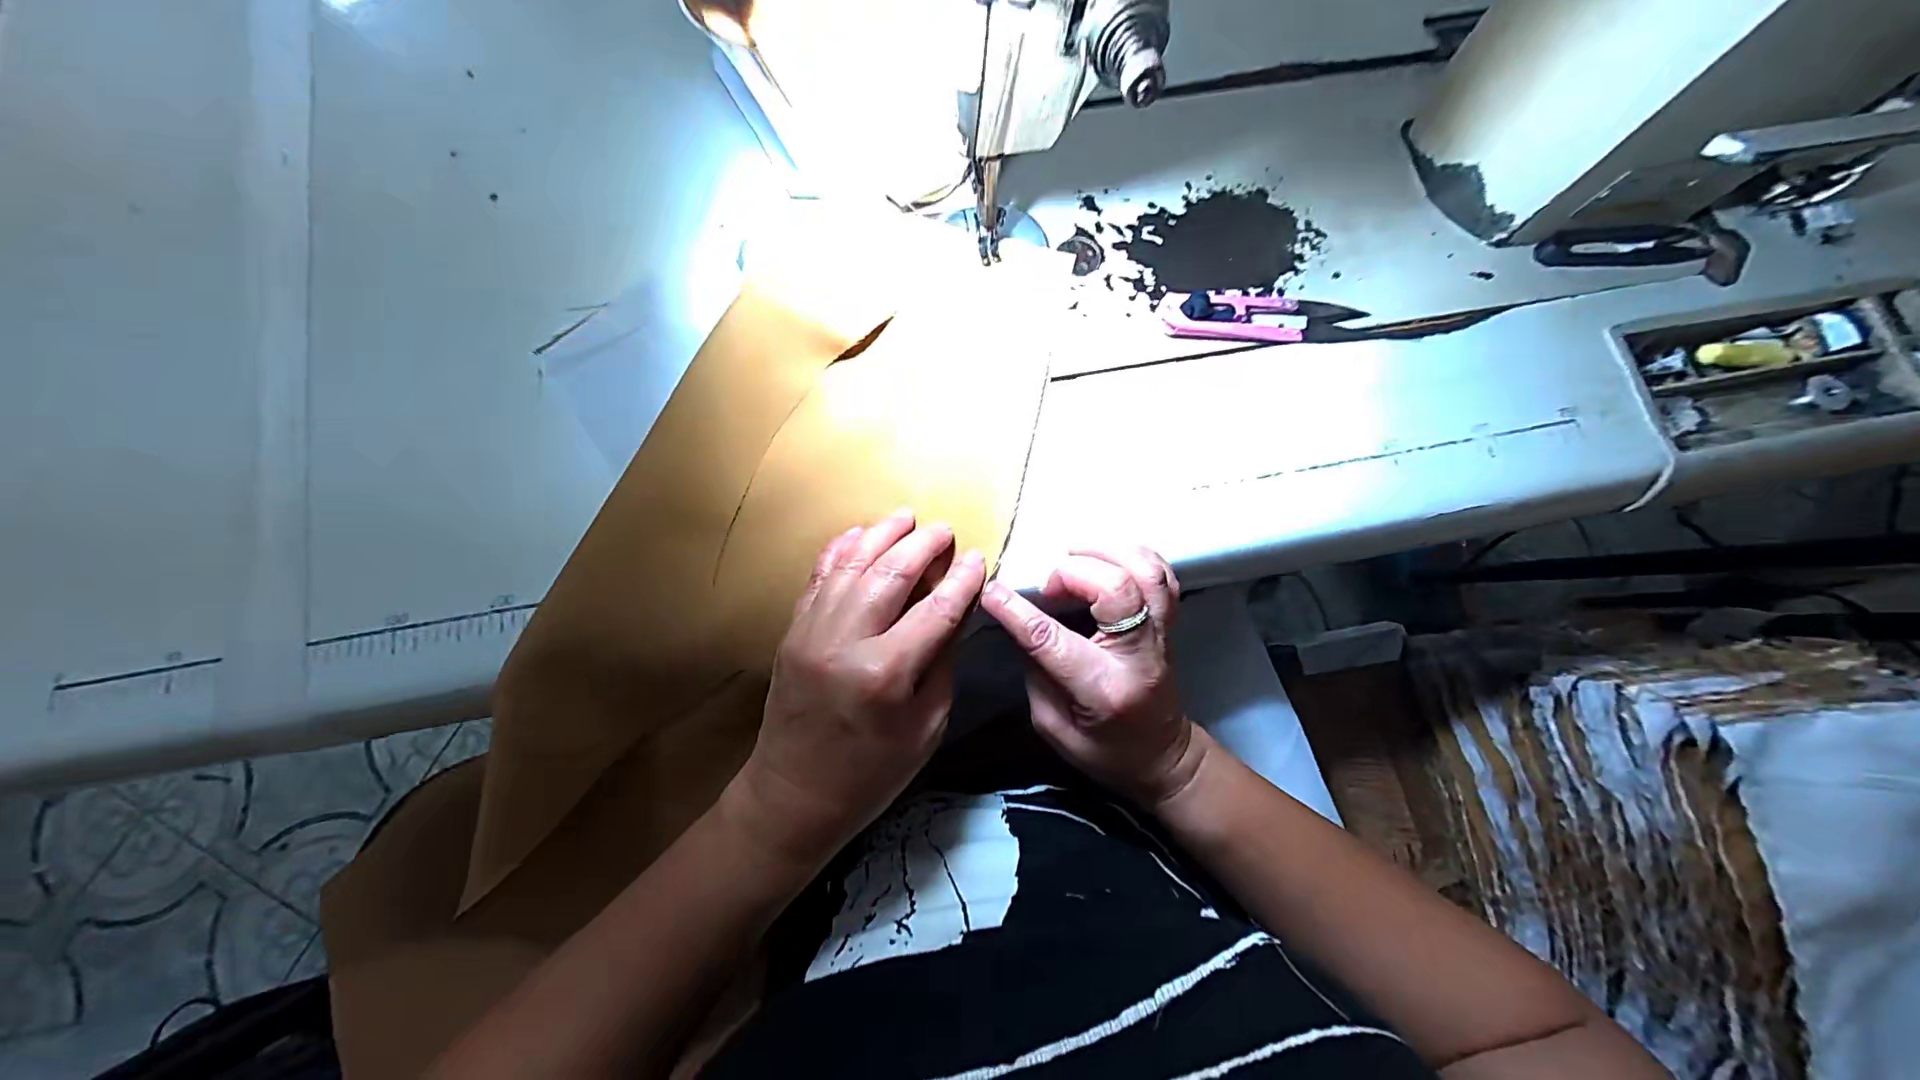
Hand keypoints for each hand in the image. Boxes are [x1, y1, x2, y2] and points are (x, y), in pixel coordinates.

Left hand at [729, 508, 986, 867]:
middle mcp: (844, 641)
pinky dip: (839, 550)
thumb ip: (942, 664)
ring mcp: (811, 632)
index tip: (978, 557)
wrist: (793, 795)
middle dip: (923, 545)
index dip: (962, 580)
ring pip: (851, 565)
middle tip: (945, 530)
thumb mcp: (926, 728)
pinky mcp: (792, 631)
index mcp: (885, 673)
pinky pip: (817, 578)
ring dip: (881, 535)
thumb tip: (955, 613)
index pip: (936, 610)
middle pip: (891, 573)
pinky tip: (859, 533)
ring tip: (906, 517)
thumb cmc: (872, 773)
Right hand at [979, 545, 1206, 807]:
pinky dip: (1134, 556)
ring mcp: (1161, 634)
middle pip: (1117, 590)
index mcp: (1103, 688)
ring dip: (1108, 553)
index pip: (1053, 639)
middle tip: (1048, 586)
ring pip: (1148, 574)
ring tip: (1075, 555)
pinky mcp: (1168, 622)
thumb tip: (1019, 622)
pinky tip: (1106, 558)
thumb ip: (1035, 672)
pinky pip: (1162, 575)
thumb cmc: (1104, 750)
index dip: (1016, 610)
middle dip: (1072, 573)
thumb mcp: (1052, 725)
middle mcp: (1138, 654)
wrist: (1163, 756)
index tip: (991, 590)